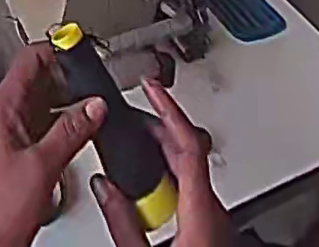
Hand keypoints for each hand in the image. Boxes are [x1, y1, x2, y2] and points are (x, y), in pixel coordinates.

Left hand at [0, 43, 107, 246]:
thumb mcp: (41, 165)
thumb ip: (71, 132)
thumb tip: (93, 105)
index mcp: (4, 105)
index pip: (29, 58)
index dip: (55, 48)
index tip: (79, 47)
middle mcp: (8, 114)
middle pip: (40, 76)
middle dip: (68, 75)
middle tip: (94, 77)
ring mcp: (16, 132)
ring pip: (47, 100)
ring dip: (70, 99)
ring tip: (94, 102)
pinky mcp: (24, 151)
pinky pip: (49, 123)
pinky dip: (67, 121)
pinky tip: (84, 128)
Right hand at [91, 78, 233, 246]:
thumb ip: (123, 221)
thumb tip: (104, 185)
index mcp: (203, 214)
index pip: (188, 143)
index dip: (168, 108)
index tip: (151, 86)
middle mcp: (214, 214)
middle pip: (189, 151)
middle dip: (161, 124)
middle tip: (137, 108)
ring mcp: (214, 223)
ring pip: (191, 170)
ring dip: (164, 149)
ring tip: (137, 139)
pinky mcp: (209, 233)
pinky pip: (190, 189)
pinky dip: (169, 172)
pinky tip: (149, 178)